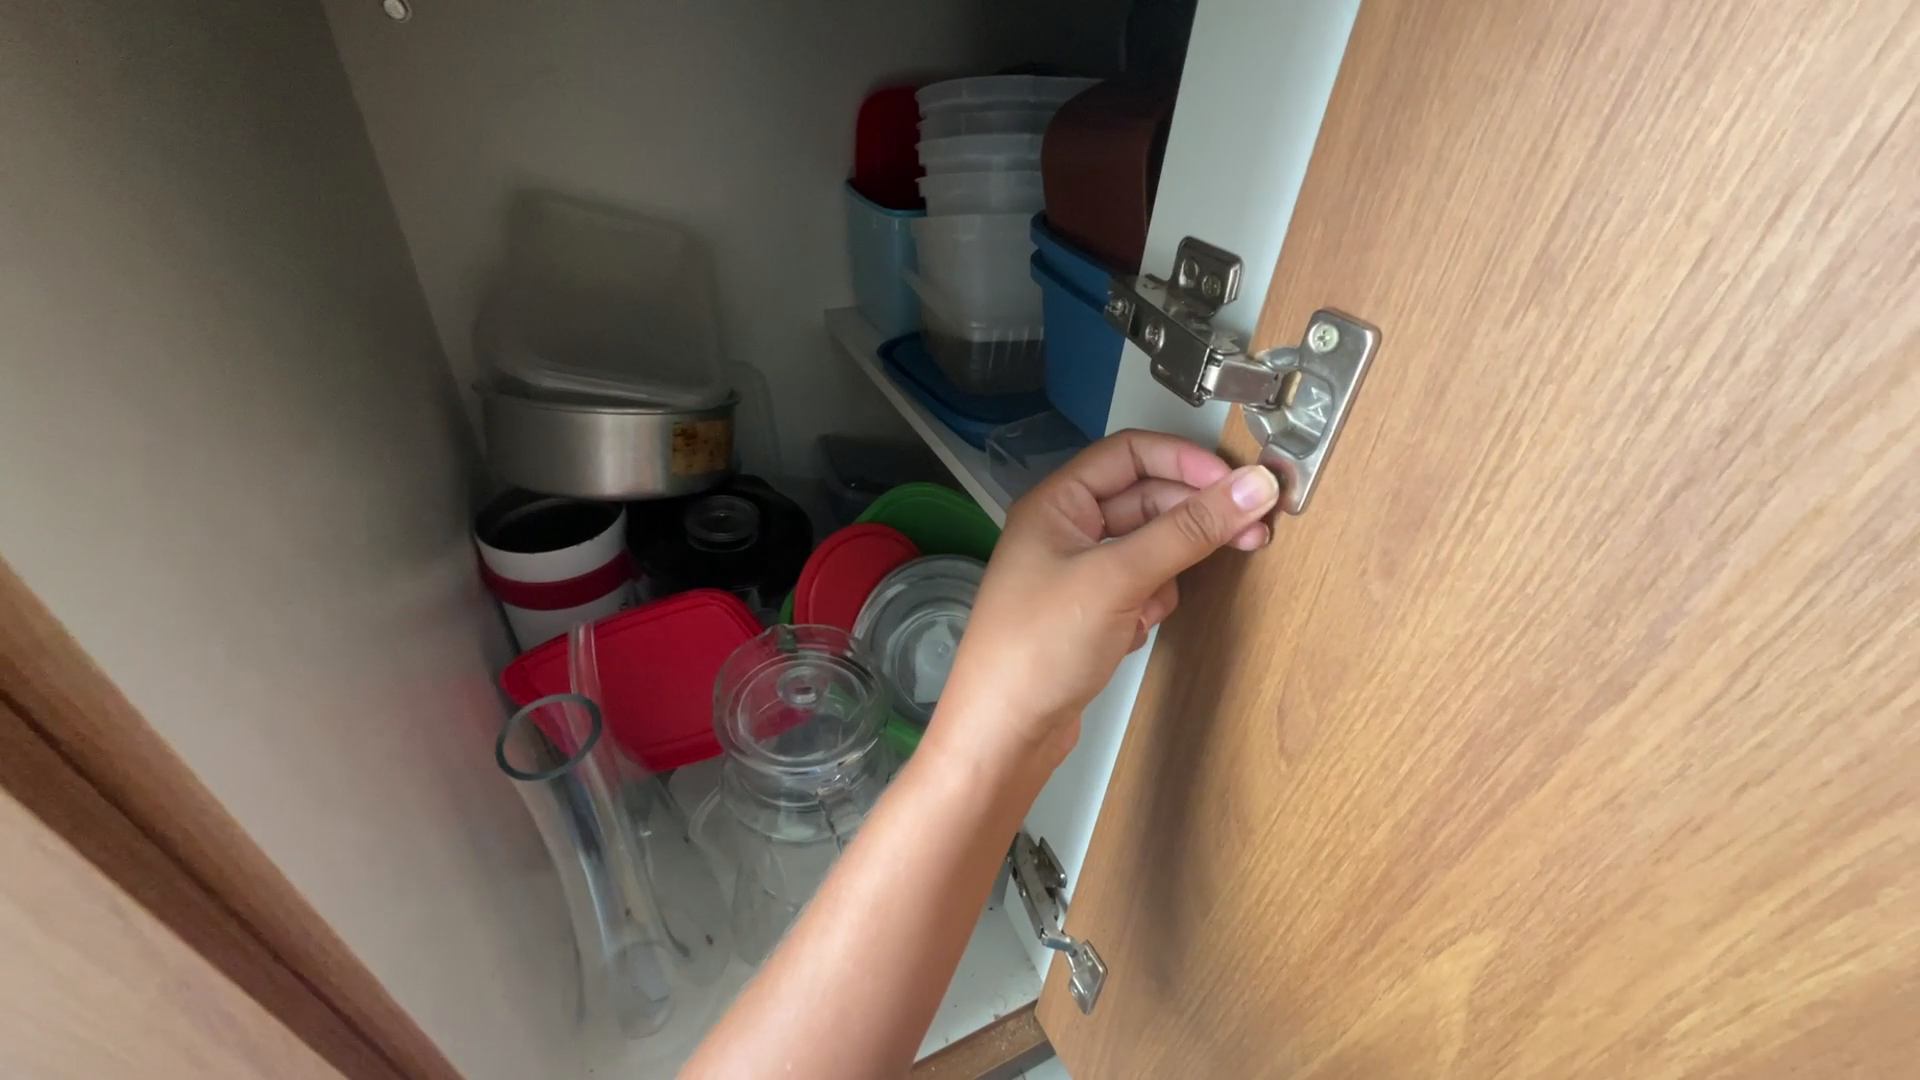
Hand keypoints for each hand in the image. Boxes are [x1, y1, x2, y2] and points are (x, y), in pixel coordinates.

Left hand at [928, 430, 1280, 768]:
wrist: (1004, 733)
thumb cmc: (1038, 648)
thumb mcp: (1117, 579)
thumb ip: (1186, 531)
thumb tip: (1251, 487)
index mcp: (1055, 504)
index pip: (1128, 453)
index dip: (1184, 461)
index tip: (1235, 483)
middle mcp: (1064, 531)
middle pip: (1144, 500)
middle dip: (1193, 517)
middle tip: (1251, 532)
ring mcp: (1076, 573)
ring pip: (1147, 547)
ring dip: (1168, 568)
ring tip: (1159, 602)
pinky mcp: (1089, 613)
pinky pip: (1139, 588)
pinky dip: (1149, 603)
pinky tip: (1136, 629)